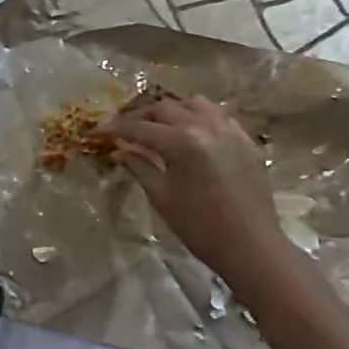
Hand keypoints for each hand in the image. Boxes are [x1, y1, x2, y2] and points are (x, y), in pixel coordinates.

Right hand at [101, 96, 286, 278]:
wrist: (249, 244)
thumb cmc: (199, 226)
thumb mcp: (162, 196)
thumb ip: (140, 165)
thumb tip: (119, 149)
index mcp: (182, 142)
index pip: (141, 128)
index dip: (116, 128)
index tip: (99, 131)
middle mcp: (206, 126)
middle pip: (165, 108)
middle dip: (140, 116)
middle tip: (123, 128)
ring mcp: (230, 129)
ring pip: (194, 104)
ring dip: (171, 111)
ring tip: (157, 126)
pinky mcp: (245, 139)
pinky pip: (217, 115)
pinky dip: (197, 117)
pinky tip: (190, 133)